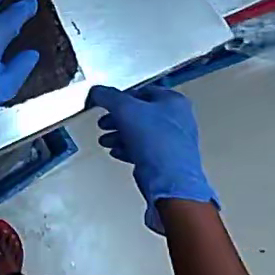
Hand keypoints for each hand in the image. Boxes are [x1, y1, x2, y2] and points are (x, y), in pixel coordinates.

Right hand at [87, 83, 217, 233]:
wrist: (170, 183)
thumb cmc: (158, 144)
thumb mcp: (126, 110)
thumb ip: (108, 97)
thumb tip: (97, 91)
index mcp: (174, 102)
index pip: (142, 91)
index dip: (121, 96)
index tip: (106, 101)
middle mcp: (177, 120)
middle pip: (140, 113)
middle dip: (117, 119)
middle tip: (104, 122)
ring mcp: (173, 142)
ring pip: (140, 133)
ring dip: (120, 135)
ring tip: (106, 139)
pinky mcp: (166, 161)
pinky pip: (143, 151)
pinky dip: (127, 149)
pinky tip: (116, 151)